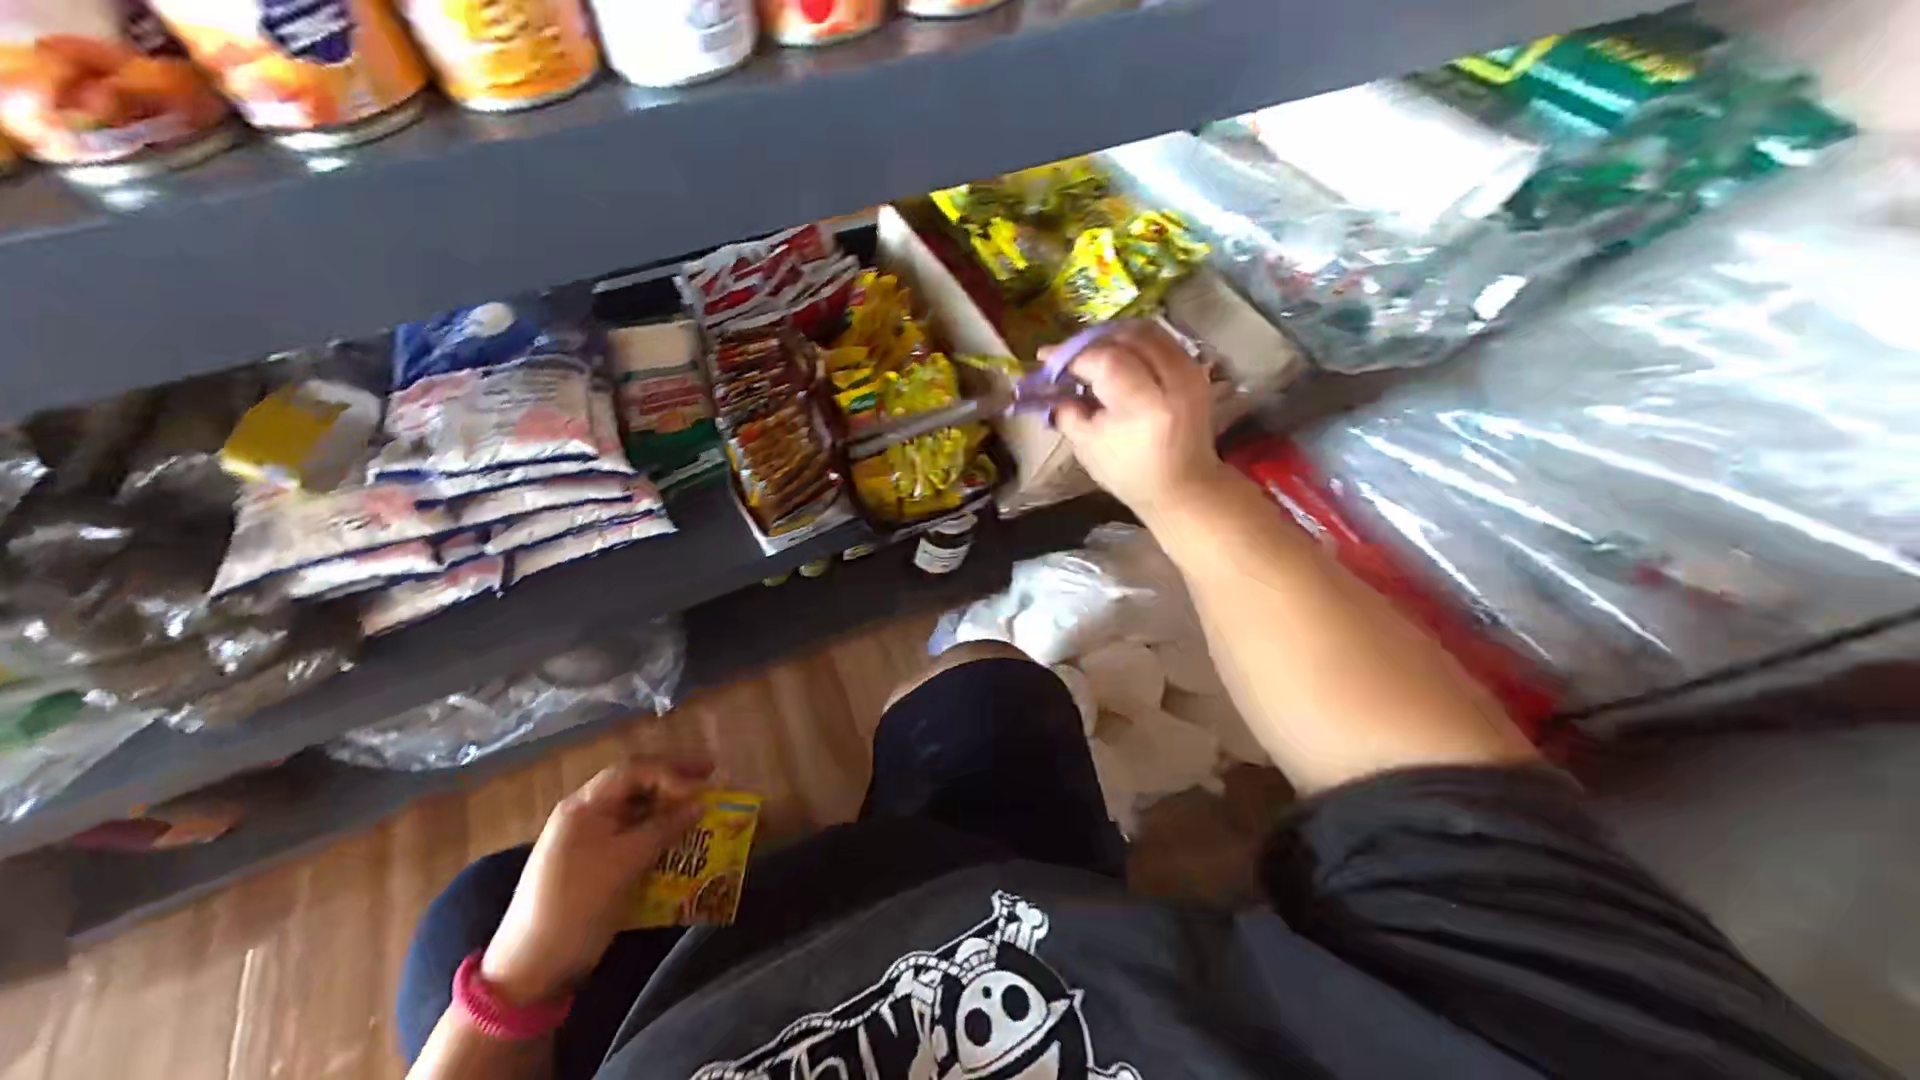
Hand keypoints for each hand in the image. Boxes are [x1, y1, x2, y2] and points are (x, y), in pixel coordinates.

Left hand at [480, 756, 711, 1005]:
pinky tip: (681, 837)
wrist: (533, 966)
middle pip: (635, 783)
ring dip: (669, 806)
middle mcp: (586, 813)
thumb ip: (665, 827)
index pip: (634, 770)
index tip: (704, 782)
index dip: (672, 771)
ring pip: (636, 809)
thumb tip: (700, 803)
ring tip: (702, 807)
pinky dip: (658, 831)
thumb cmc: (578, 903)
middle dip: (674, 780)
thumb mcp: (626, 862)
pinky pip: (633, 834)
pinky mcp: (597, 862)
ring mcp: (590, 838)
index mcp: (584, 805)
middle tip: (712, 778)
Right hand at [1050, 321, 1225, 515]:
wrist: (1183, 486)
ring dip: (1113, 336)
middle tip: (1068, 356)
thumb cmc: (1130, 474)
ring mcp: (1190, 373)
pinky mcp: (1196, 371)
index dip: (1072, 355)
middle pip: (1127, 338)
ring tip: (1090, 352)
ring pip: (1146, 332)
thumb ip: (1068, 411)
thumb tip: (1052, 386)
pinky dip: (1134, 341)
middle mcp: (1173, 383)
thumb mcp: (1087, 447)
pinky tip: (1116, 355)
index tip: (1047, 358)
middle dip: (1091, 342)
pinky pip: (1161, 340)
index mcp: (1145, 407)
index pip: (1106, 360)